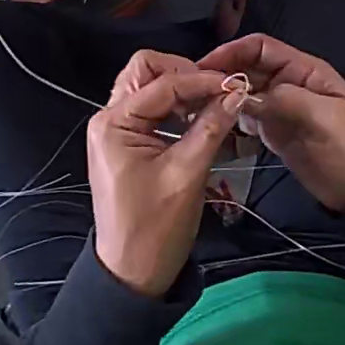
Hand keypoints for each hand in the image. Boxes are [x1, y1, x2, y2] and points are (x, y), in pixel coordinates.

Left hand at [88, 51, 238, 297]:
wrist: (132, 273)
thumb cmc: (156, 228)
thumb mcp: (187, 175)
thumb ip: (210, 128)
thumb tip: (235, 94)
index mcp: (113, 122)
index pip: (161, 83)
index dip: (201, 81)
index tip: (236, 84)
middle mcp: (108, 117)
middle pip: (143, 71)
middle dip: (181, 73)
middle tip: (216, 91)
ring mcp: (114, 129)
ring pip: (146, 86)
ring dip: (179, 88)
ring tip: (212, 103)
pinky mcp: (124, 142)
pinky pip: (149, 109)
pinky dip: (173, 106)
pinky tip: (198, 117)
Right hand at [199, 34, 344, 212]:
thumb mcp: (325, 118)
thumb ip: (283, 99)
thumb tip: (239, 94)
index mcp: (304, 70)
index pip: (260, 47)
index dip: (232, 51)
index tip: (204, 65)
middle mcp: (287, 83)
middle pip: (246, 67)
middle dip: (221, 73)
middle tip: (193, 89)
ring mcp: (279, 106)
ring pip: (241, 90)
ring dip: (221, 94)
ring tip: (197, 106)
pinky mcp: (272, 129)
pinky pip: (244, 114)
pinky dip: (228, 115)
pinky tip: (214, 123)